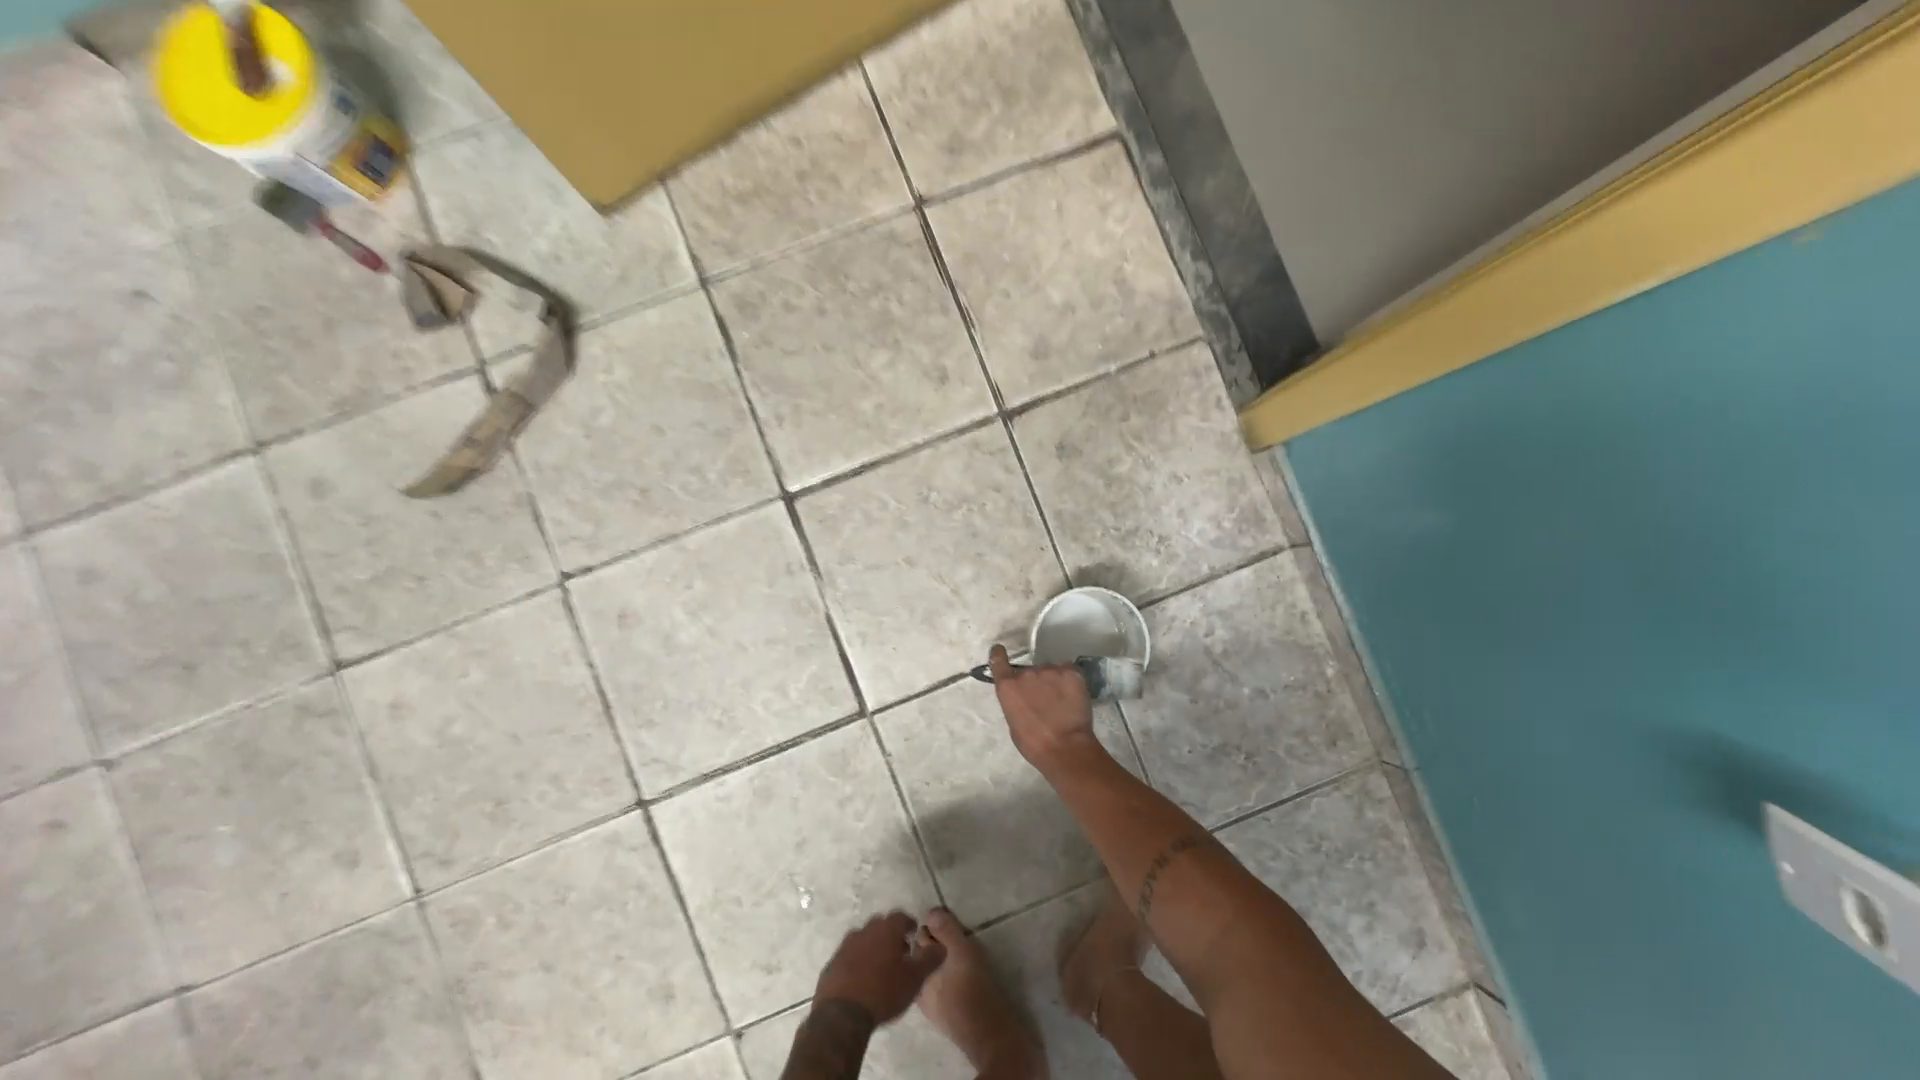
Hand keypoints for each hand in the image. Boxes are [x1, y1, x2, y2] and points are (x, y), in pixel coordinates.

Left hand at [815, 912, 945, 1023]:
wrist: (842, 1014)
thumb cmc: (884, 991)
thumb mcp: (915, 978)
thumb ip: (930, 959)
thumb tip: (941, 946)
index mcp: (886, 930)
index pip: (900, 916)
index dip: (909, 924)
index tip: (914, 935)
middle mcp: (864, 931)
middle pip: (880, 926)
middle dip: (891, 935)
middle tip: (900, 953)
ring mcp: (845, 946)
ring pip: (864, 940)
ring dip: (874, 948)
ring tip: (882, 968)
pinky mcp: (832, 963)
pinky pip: (849, 956)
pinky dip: (858, 962)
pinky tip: (863, 980)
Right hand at [988, 644, 1106, 774]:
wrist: (1065, 748)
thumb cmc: (1034, 744)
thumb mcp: (1014, 723)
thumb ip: (1016, 702)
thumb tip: (1024, 697)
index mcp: (1008, 687)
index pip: (999, 661)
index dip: (999, 655)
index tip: (1000, 651)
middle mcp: (1027, 673)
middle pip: (1030, 671)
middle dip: (1037, 682)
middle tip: (1046, 701)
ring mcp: (1050, 670)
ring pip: (1051, 672)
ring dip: (1054, 682)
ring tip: (1062, 702)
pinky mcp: (1071, 672)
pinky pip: (1068, 672)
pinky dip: (1070, 682)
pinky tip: (1073, 697)